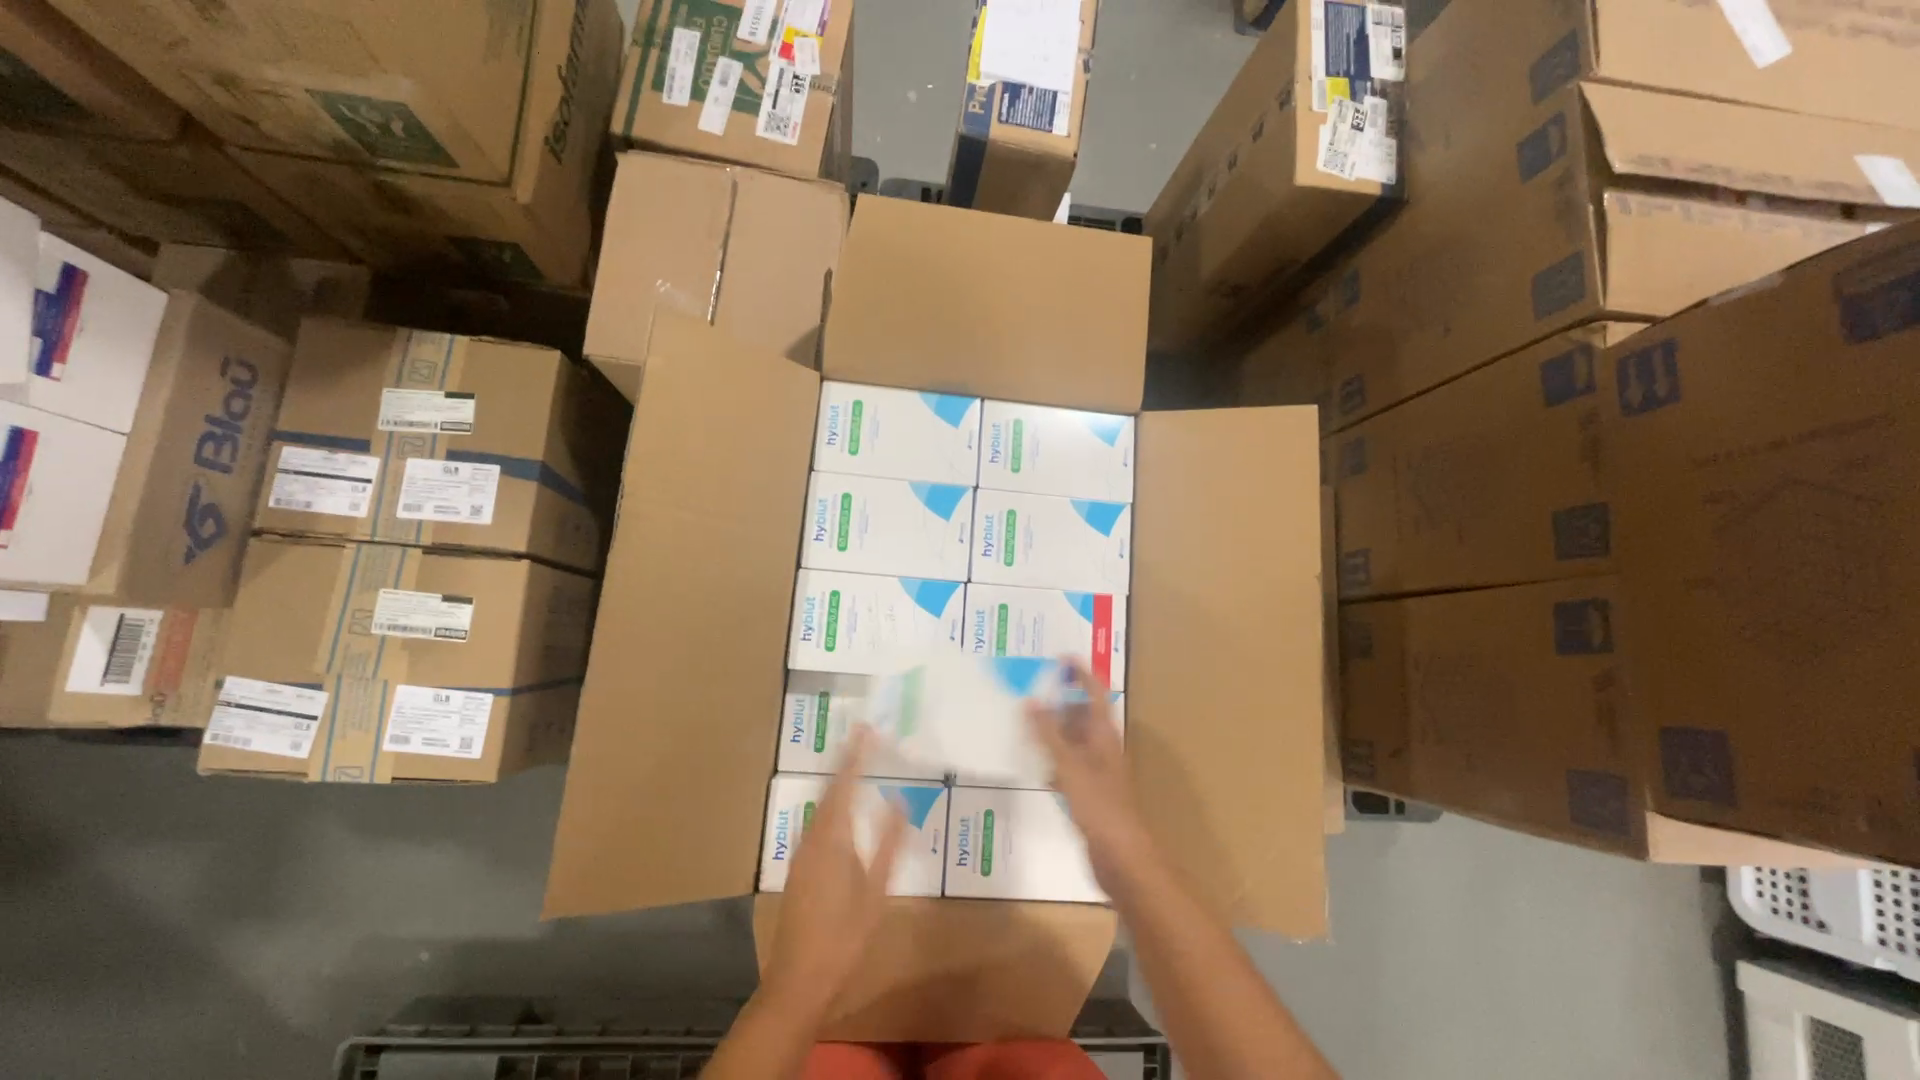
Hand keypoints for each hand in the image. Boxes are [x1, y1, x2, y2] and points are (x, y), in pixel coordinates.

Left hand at [762, 729, 907, 1010]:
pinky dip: (831, 807)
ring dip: (837, 784)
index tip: (865, 729)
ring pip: (820, 808)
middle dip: (845, 763)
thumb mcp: (876, 892)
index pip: (843, 785)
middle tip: (864, 739)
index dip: (854, 756)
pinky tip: (842, 813)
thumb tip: (900, 801)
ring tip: (856, 765)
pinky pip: (816, 825)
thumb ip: (888, 844)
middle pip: (828, 792)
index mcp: (831, 840)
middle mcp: (811, 840)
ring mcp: (800, 855)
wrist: (798, 980)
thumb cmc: (844, 938)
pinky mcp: (798, 870)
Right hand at [1025, 656, 1154, 888]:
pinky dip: (1052, 758)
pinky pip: (1067, 766)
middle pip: (1083, 716)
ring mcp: (1096, 773)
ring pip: (1073, 741)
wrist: (1121, 858)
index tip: (1061, 656)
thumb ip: (1049, 735)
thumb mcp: (1070, 766)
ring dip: (1054, 729)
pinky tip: (1034, 761)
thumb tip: (1032, 700)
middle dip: (1062, 700)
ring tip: (1026, 717)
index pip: (1095, 694)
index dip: (1081, 674)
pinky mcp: (1087, 795)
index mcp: (1104, 737)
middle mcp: (1103, 749)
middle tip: (1033, 685)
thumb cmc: (1100, 807)